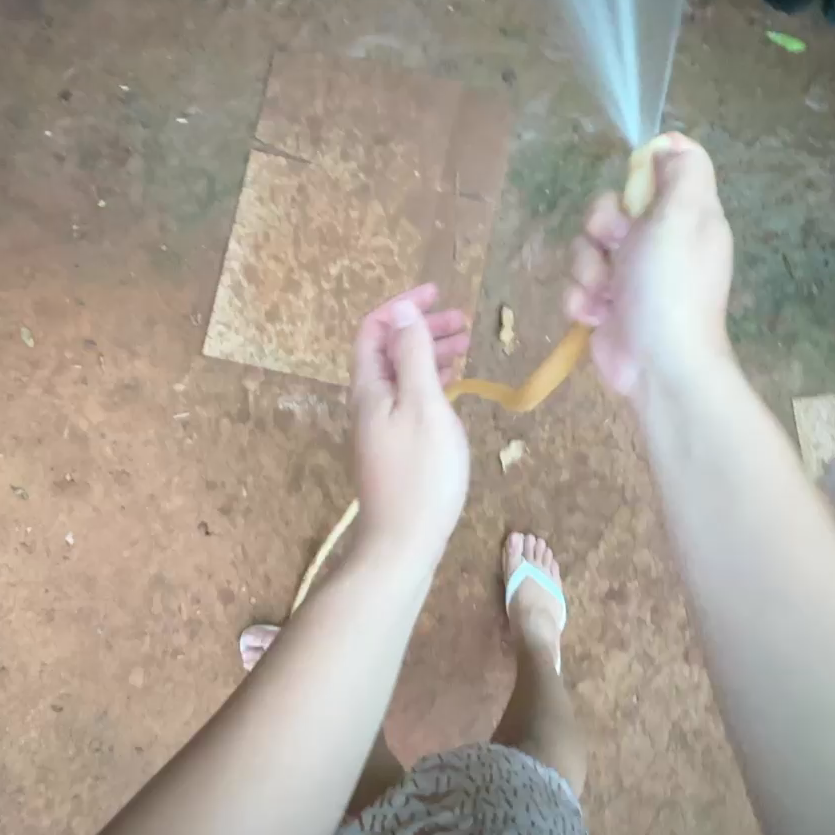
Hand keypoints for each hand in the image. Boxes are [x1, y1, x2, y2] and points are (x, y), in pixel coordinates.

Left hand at [350, 284, 472, 562]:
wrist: (405, 541)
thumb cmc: (421, 471)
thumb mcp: (423, 404)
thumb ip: (412, 354)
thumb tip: (402, 309)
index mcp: (369, 386)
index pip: (374, 328)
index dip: (402, 305)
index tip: (438, 293)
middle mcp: (369, 401)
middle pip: (389, 349)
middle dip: (422, 328)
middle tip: (463, 322)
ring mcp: (381, 425)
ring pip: (402, 374)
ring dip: (430, 353)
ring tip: (466, 347)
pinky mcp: (396, 446)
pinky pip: (411, 398)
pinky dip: (432, 382)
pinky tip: (455, 386)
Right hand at [564, 132, 734, 396]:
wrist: (658, 364)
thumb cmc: (671, 287)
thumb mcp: (685, 217)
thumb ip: (683, 172)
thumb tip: (669, 146)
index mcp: (684, 216)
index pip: (661, 170)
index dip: (639, 175)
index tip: (632, 196)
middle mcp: (657, 242)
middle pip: (609, 207)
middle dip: (600, 227)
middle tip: (615, 246)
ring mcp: (628, 275)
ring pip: (585, 247)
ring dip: (587, 270)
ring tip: (604, 293)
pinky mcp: (604, 304)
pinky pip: (576, 284)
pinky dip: (581, 300)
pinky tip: (596, 315)